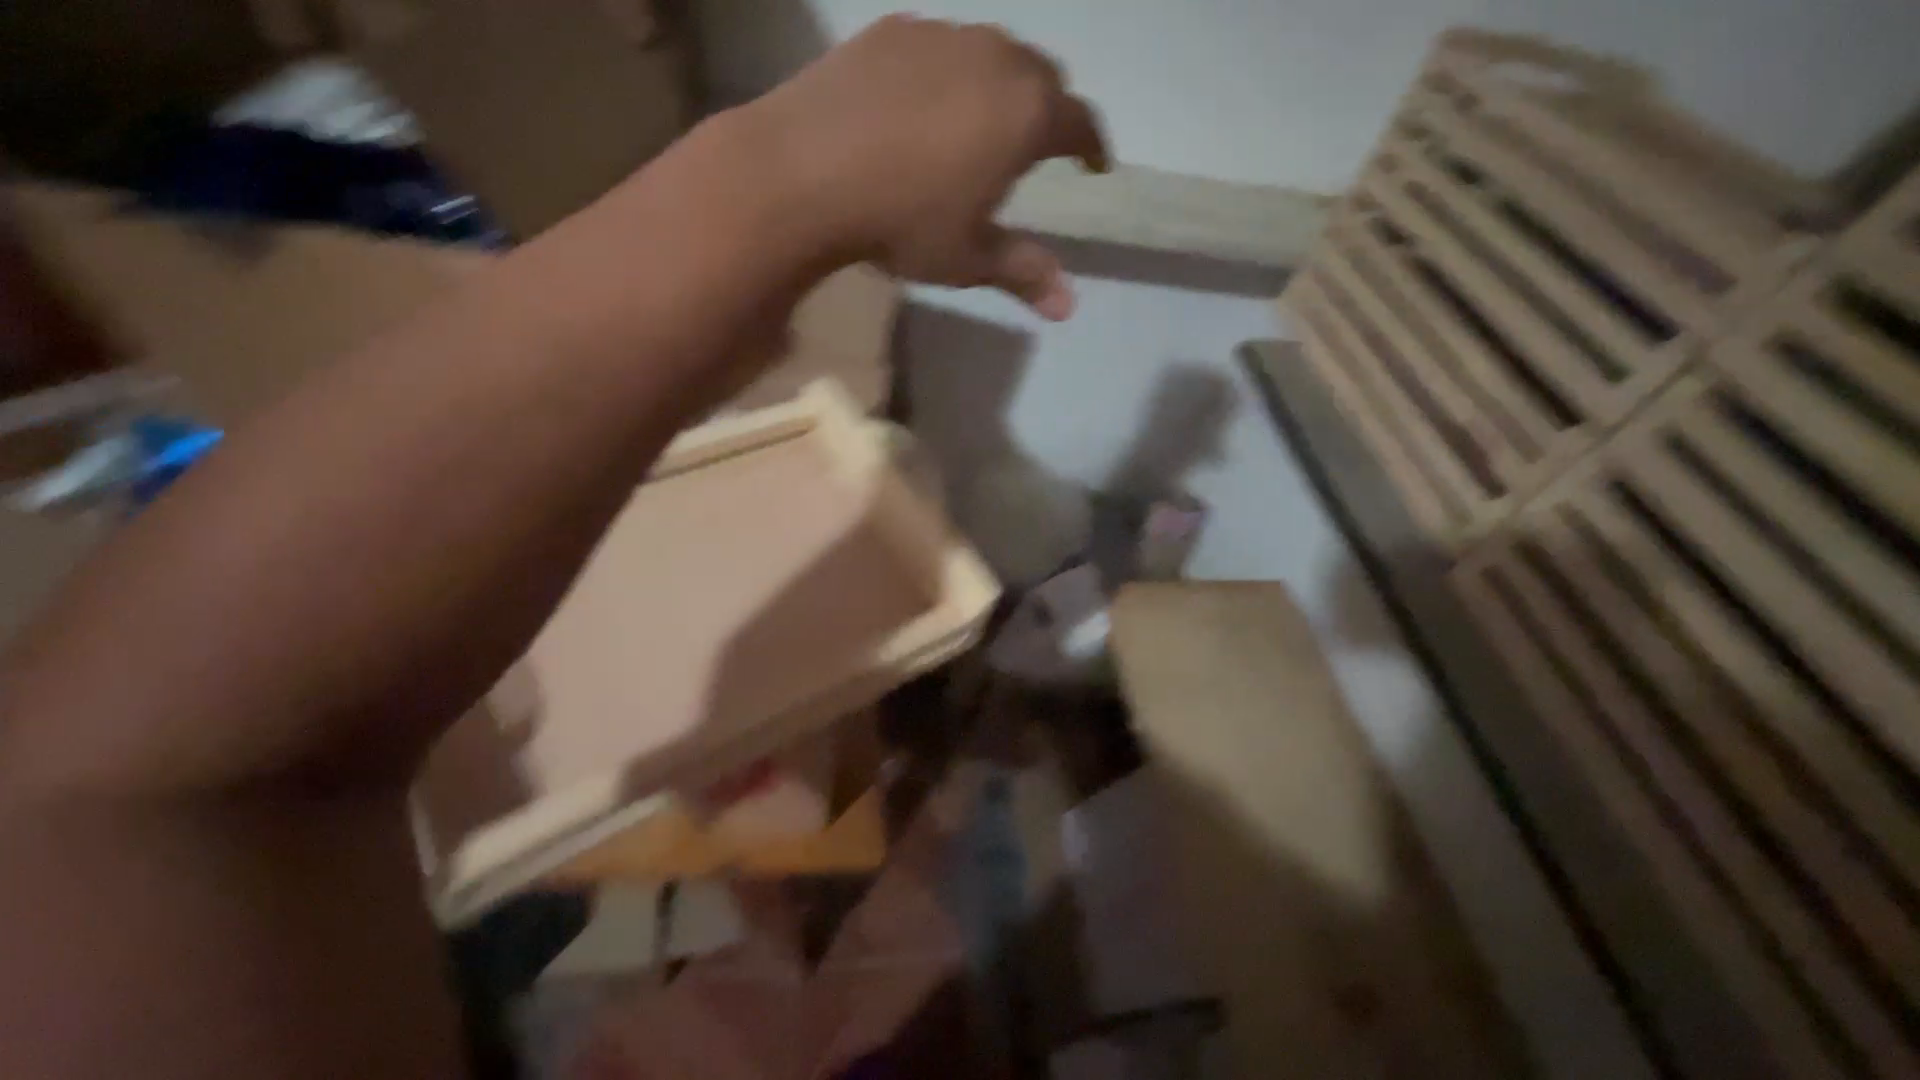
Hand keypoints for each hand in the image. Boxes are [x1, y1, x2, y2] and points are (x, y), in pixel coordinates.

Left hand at [745, 15, 1109, 319]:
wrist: (800, 172)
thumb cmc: (900, 222)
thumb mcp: (967, 257)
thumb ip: (1023, 271)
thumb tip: (1069, 306)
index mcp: (1027, 114)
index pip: (1080, 123)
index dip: (1092, 147)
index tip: (1093, 165)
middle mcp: (996, 59)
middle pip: (1043, 76)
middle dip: (1048, 109)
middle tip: (1034, 144)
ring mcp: (941, 37)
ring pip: (990, 53)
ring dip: (997, 84)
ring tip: (977, 120)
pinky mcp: (891, 31)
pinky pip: (937, 47)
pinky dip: (943, 73)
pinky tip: (918, 105)